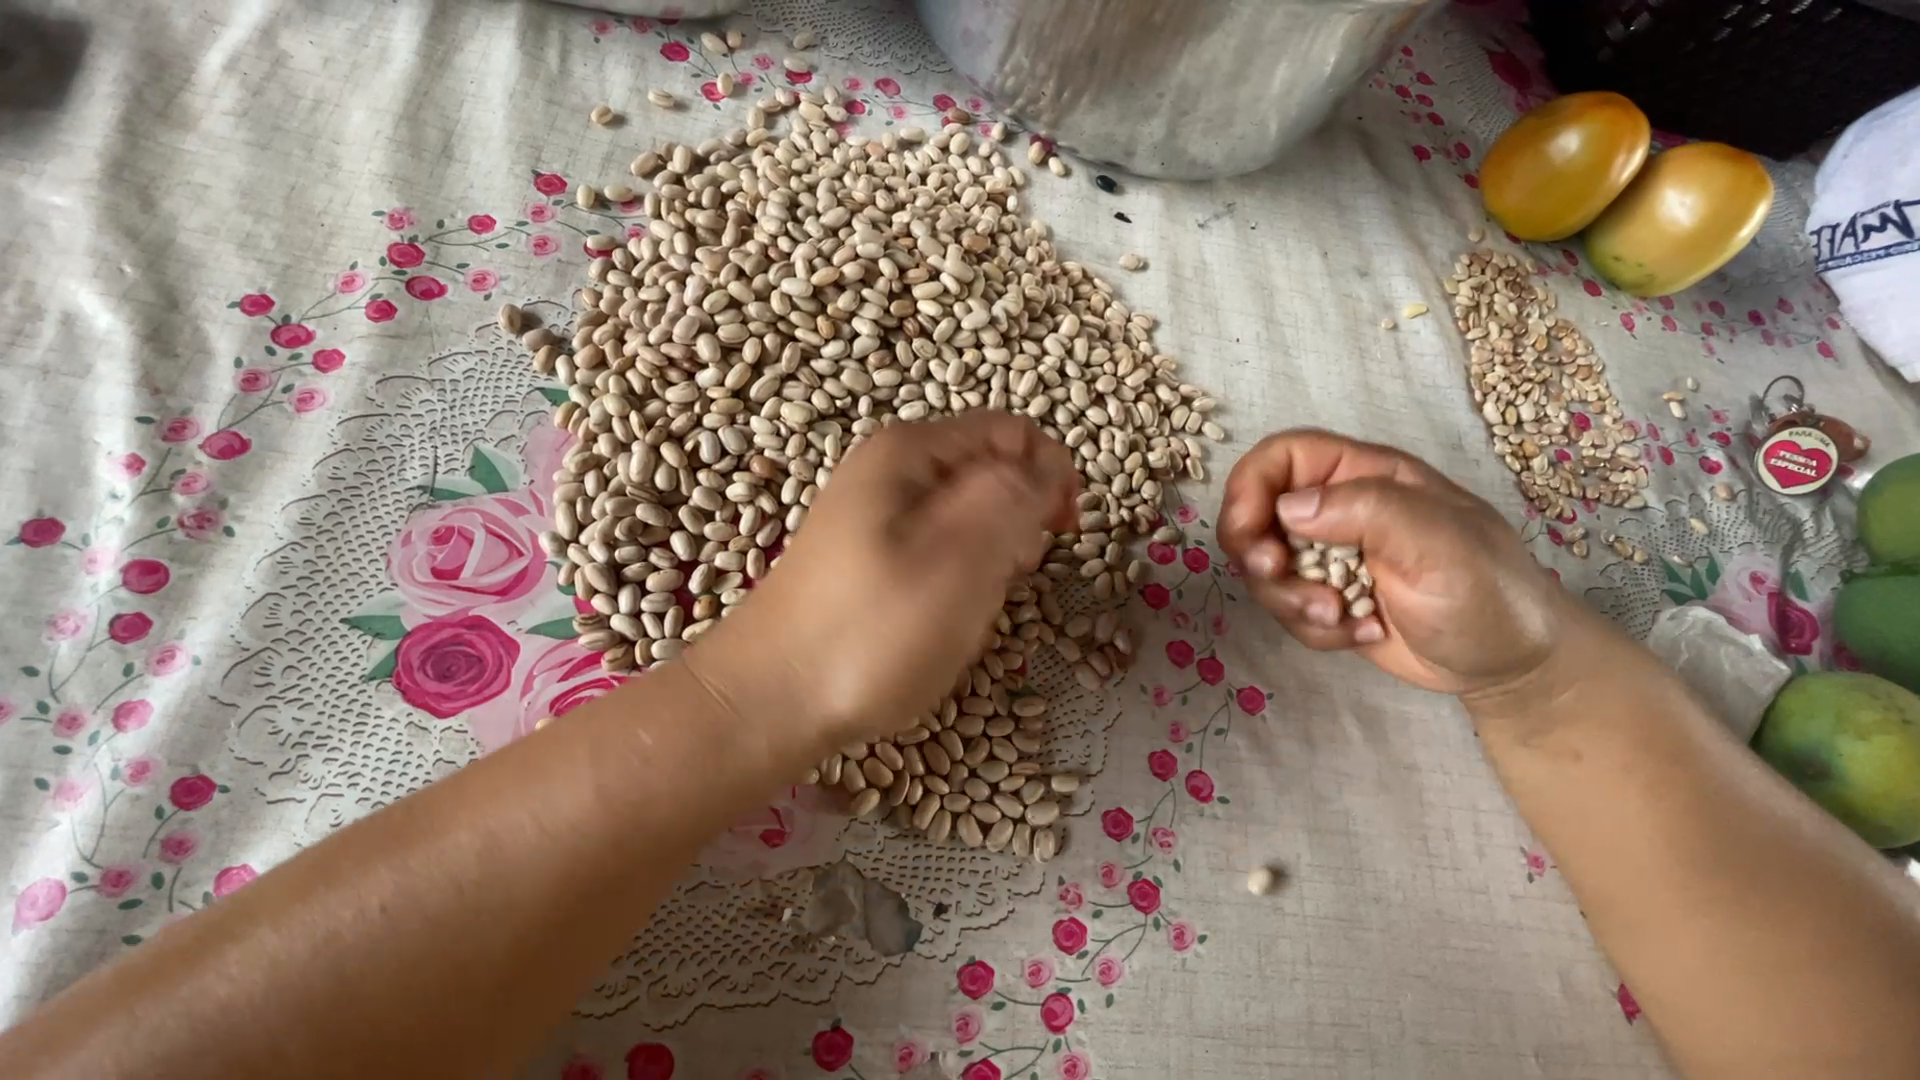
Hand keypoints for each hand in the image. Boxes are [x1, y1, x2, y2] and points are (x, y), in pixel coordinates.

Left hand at [686, 412, 1078, 746]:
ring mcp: (875, 518)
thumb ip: (1012, 499)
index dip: (1052, 473)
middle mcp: (890, 472)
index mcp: (910, 452)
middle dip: (1016, 524)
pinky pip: (937, 556)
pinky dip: (955, 584)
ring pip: (967, 522)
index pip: (1012, 432)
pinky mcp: (868, 561)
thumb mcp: (957, 559)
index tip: (1063, 534)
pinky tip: (937, 624)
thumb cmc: (869, 632)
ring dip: (986, 563)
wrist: (768, 702)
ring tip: (964, 610)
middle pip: (989, 474)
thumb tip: (1044, 470)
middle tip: (1003, 580)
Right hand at [1217, 429, 1578, 698]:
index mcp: (1363, 476)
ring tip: (1341, 616)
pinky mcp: (1323, 599)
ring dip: (1290, 599)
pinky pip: (1286, 610)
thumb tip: (1287, 508)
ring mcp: (1326, 558)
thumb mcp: (1440, 542)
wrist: (1510, 662)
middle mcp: (1336, 511)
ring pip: (1263, 570)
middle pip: (1255, 515)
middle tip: (1280, 578)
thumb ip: (1368, 510)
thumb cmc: (1489, 590)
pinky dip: (1314, 629)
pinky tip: (1362, 631)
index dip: (1249, 486)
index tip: (1248, 533)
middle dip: (1260, 555)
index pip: (1281, 456)